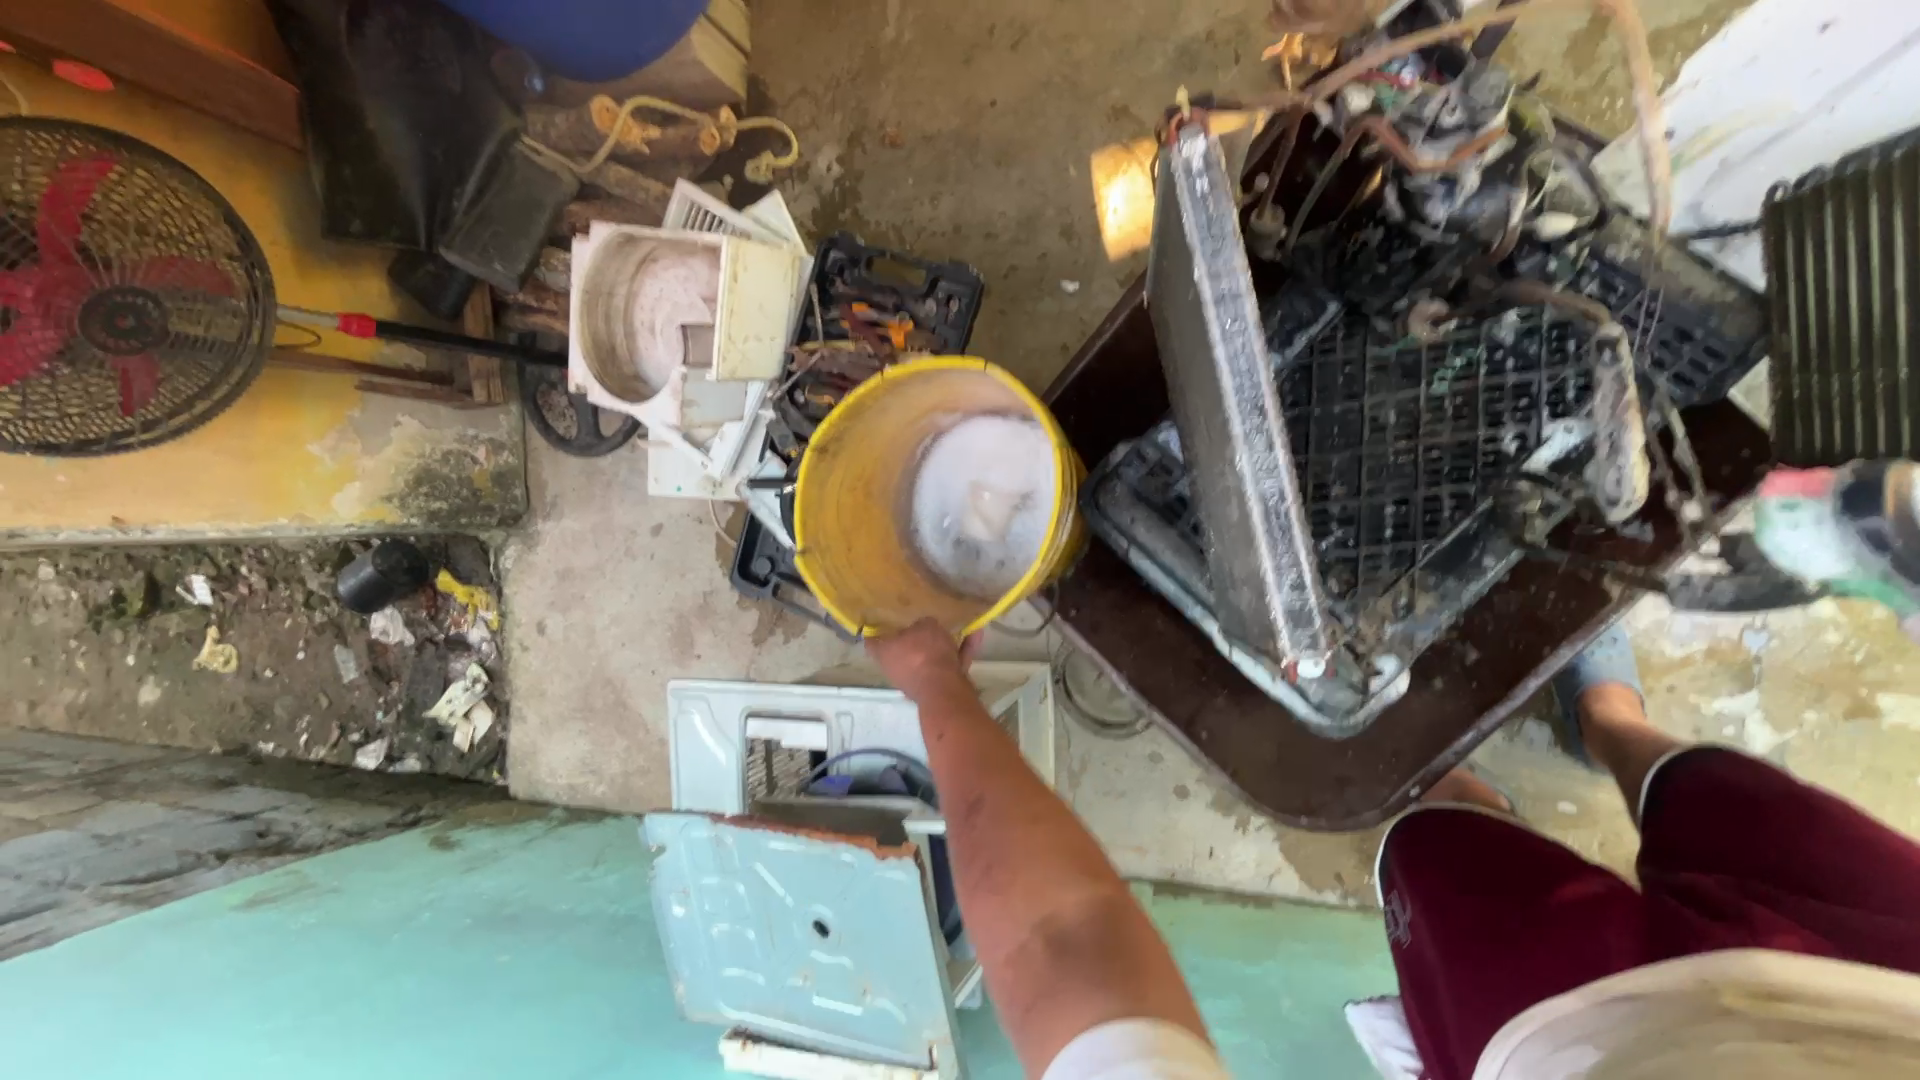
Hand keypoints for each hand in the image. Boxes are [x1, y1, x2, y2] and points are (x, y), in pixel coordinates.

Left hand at [866, 618, 983, 701]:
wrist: (945, 689)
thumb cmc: (924, 653)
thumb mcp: (926, 626)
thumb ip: (923, 624)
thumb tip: (925, 626)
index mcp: (884, 653)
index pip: (871, 640)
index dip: (877, 628)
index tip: (886, 616)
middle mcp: (896, 669)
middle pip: (902, 650)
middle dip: (915, 637)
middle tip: (924, 620)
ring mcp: (916, 681)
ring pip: (929, 658)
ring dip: (943, 644)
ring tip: (958, 626)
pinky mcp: (937, 688)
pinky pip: (947, 665)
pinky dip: (960, 652)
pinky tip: (976, 635)